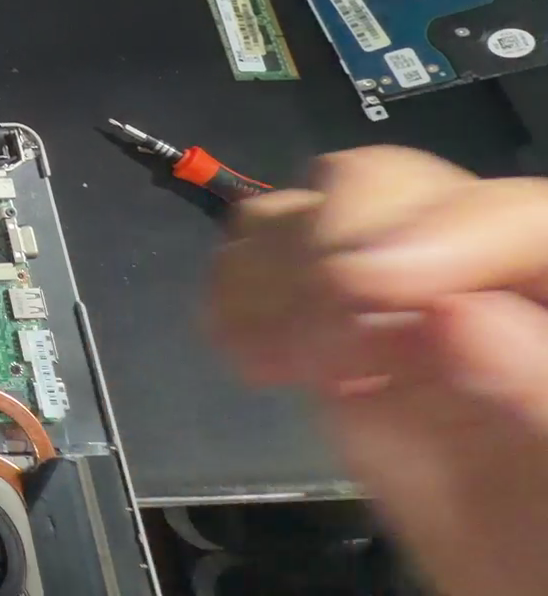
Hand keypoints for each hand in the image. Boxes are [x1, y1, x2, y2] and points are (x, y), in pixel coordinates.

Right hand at [213, 146, 547, 594]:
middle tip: (319, 349)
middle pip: (374, 188)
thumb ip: (535, 393)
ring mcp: (376, 291)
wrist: (517, 581)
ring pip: (290, 216)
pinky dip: (228, 299)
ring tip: (275, 361)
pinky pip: (244, 265)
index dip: (431, 229)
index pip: (502, 211)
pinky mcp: (308, 320)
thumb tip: (454, 315)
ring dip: (264, 277)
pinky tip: (250, 357)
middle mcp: (463, 268)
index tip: (359, 288)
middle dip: (322, 251)